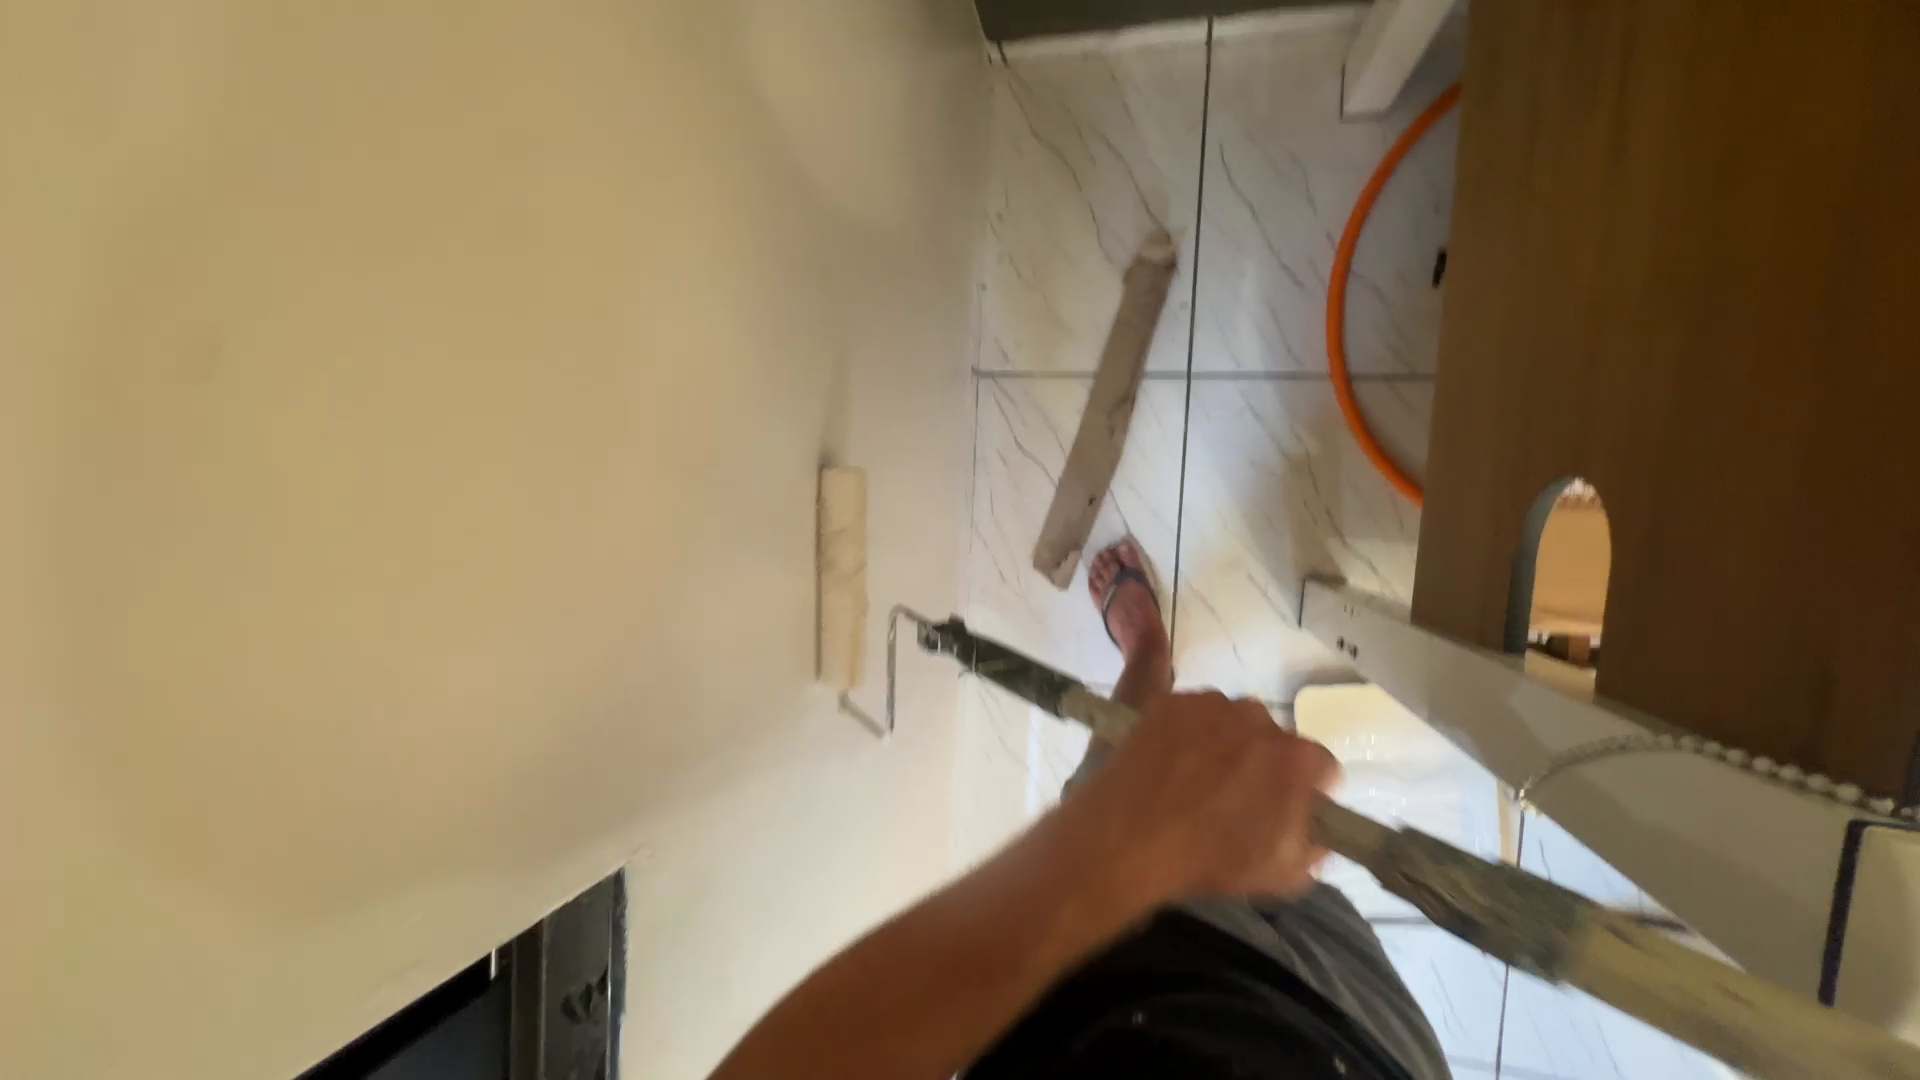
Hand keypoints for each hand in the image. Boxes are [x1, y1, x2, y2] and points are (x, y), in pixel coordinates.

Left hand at [1064, 692, 1339, 903]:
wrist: (1130, 835)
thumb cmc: (1211, 859)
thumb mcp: (1284, 873)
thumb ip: (1315, 845)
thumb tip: (1318, 829)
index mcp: (1296, 758)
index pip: (1320, 767)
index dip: (1308, 790)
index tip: (1287, 808)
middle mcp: (1258, 718)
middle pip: (1274, 739)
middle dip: (1263, 762)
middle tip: (1237, 794)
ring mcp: (1210, 704)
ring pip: (1232, 722)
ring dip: (1226, 742)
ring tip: (1198, 777)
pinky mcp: (1171, 701)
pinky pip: (1194, 714)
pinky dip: (1189, 731)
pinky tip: (1173, 761)